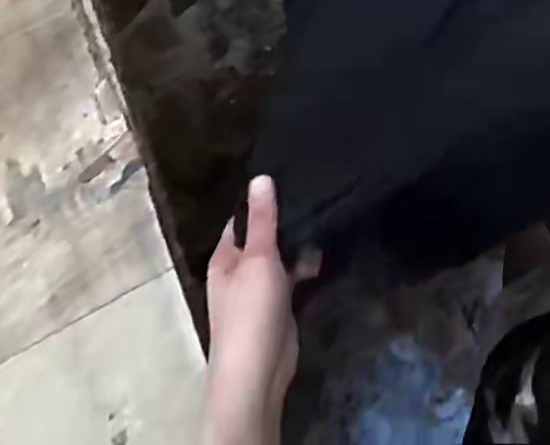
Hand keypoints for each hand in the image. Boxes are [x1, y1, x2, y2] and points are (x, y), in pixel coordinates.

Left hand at [202, 175, 318, 444]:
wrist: (258, 374)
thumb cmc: (250, 310)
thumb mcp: (258, 257)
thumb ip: (263, 218)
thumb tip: (260, 176)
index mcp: (225, 256)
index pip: (241, 217)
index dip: (261, 199)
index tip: (288, 176)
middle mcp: (239, 269)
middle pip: (263, 234)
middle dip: (285, 220)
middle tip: (314, 193)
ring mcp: (259, 288)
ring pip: (280, 255)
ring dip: (298, 243)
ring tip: (323, 218)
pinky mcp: (278, 304)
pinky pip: (292, 275)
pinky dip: (304, 266)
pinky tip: (322, 254)